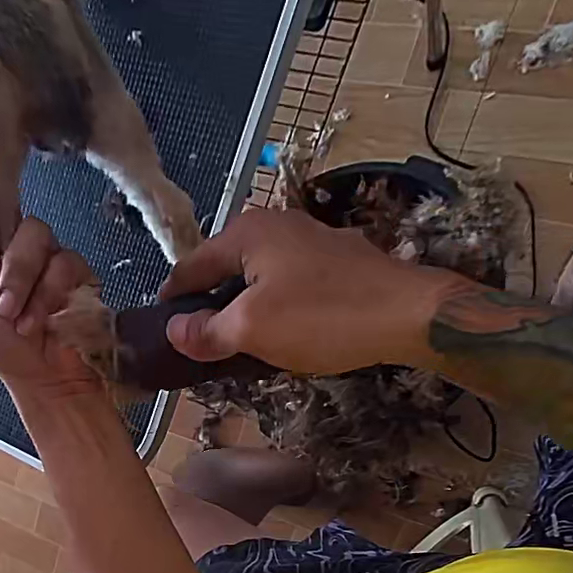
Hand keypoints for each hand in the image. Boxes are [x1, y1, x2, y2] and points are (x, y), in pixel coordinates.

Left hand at [0, 158, 105, 397]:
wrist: (48, 381)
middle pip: (27, 226)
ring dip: (33, 289)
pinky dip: (56, 295)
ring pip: (49, 247)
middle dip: (15, 270)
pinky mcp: (86, 281)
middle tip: (5, 306)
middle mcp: (28, 251)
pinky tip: (50, 319)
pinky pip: (72, 267)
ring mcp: (59, 265)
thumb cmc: (8, 345)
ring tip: (27, 322)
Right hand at [157, 208, 479, 373]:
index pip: (191, 267)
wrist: (407, 313)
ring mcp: (313, 240)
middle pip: (229, 269)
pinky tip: (293, 332)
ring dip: (252, 309)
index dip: (174, 300)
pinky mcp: (342, 261)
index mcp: (246, 233)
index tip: (165, 330)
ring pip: (264, 278)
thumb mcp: (254, 330)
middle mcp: (277, 225)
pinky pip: (296, 284)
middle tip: (211, 347)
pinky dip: (284, 306)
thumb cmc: (323, 318)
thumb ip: (208, 331)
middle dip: (216, 305)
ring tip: (250, 345)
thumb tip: (174, 331)